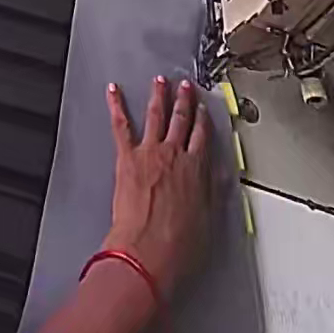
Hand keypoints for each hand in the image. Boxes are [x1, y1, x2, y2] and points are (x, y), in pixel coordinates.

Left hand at [100, 76, 212, 294]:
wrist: (146, 252)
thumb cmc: (177, 245)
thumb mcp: (208, 220)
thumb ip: (213, 192)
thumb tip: (220, 176)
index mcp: (195, 167)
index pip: (202, 135)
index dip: (203, 119)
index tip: (203, 108)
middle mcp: (174, 153)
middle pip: (181, 119)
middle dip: (184, 100)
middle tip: (186, 85)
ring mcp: (149, 151)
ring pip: (156, 114)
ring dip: (159, 95)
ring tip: (160, 80)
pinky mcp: (127, 156)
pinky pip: (121, 125)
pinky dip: (116, 105)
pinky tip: (113, 91)